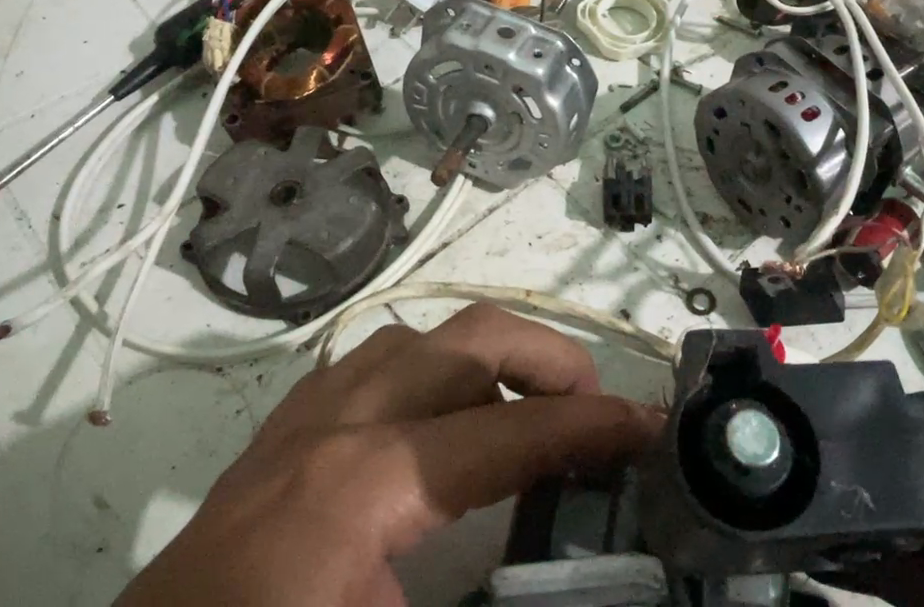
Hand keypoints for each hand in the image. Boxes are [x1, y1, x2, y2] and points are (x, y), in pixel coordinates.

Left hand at [115, 304, 663, 606]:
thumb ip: (485, 583)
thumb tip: (565, 569)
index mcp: (362, 484)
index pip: (505, 432)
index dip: (587, 428)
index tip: (647, 427)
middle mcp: (336, 425)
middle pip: (466, 342)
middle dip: (549, 361)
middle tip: (597, 411)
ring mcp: (300, 421)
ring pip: (417, 341)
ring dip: (488, 362)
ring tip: (529, 411)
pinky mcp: (276, 437)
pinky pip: (368, 367)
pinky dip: (428, 374)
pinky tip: (441, 420)